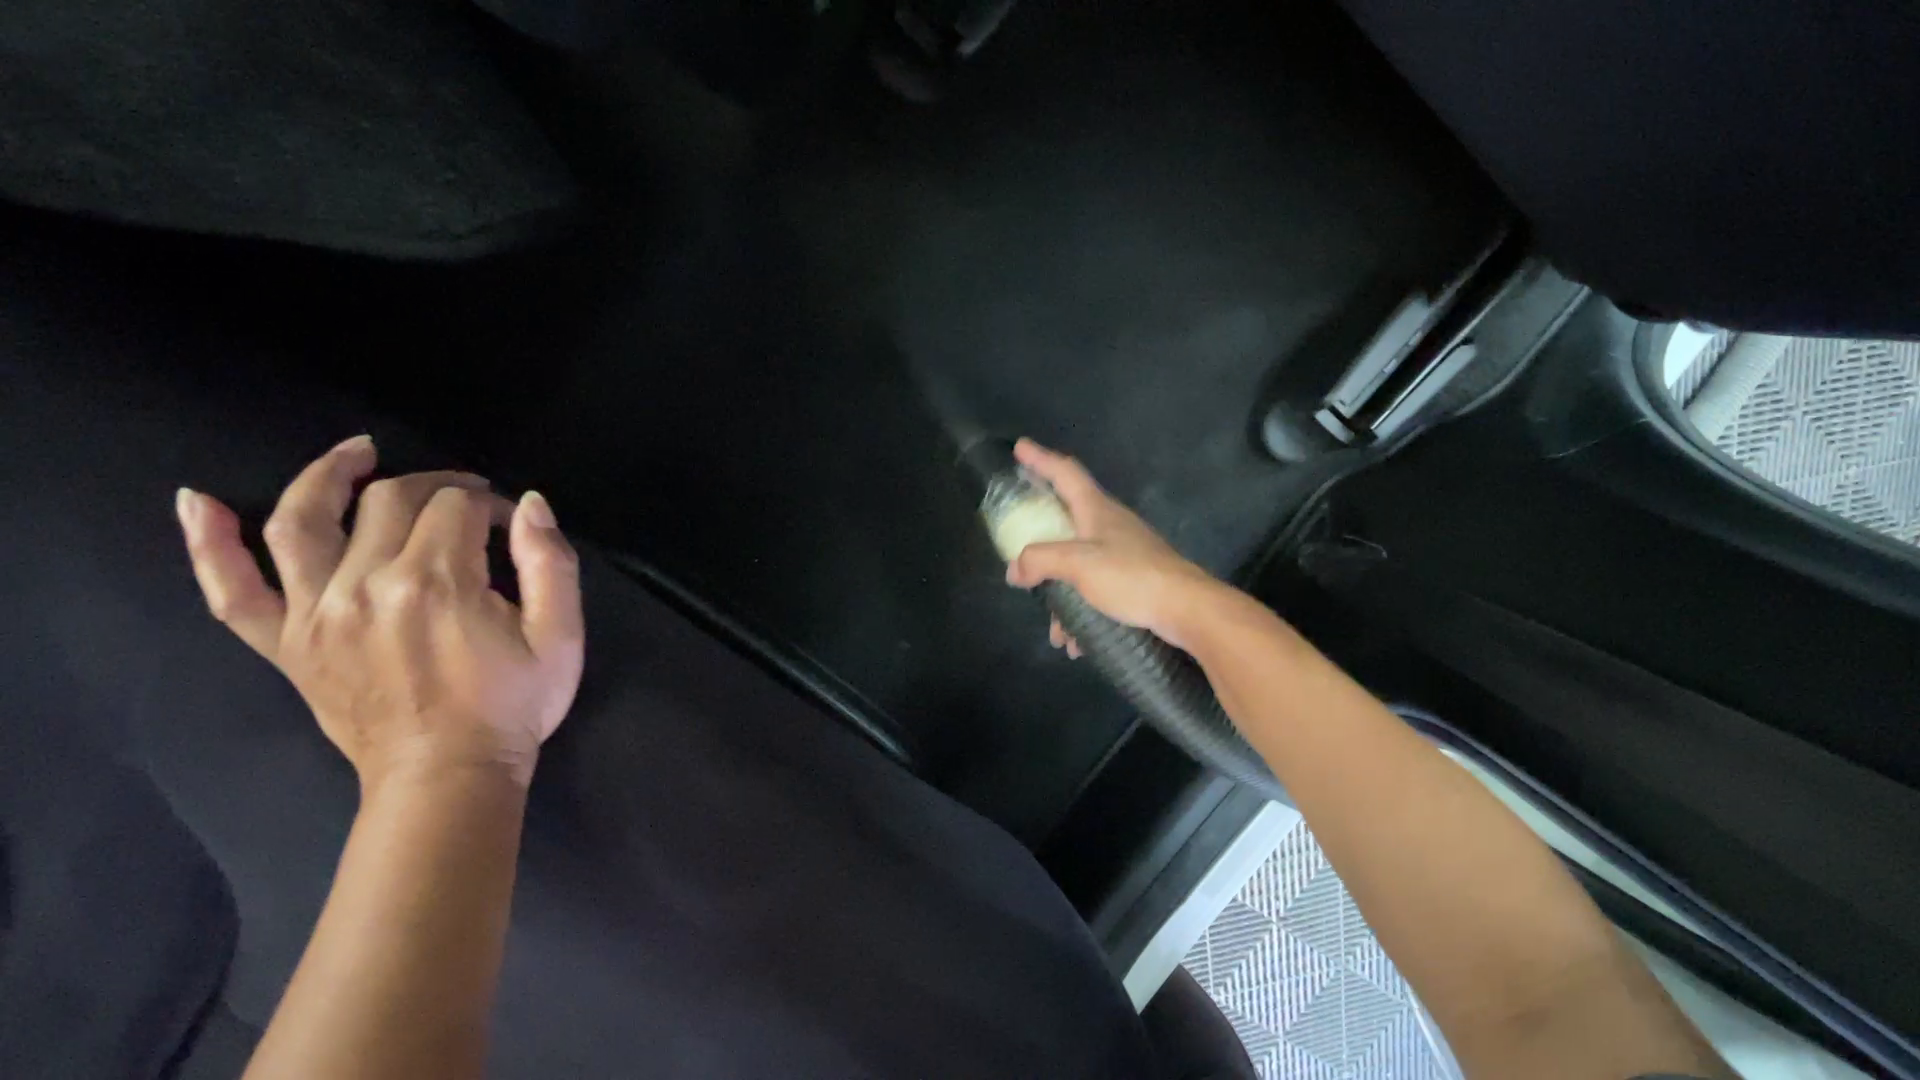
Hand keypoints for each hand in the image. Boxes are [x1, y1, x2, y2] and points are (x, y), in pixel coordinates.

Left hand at [175, 435, 585, 790]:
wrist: (447, 779)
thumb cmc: (511, 708)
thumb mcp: (561, 638)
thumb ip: (550, 563)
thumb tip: (528, 504)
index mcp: (438, 582)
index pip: (459, 505)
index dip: (491, 503)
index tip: (511, 526)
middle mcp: (365, 585)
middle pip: (390, 500)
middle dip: (436, 486)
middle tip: (467, 502)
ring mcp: (314, 614)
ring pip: (302, 521)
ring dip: (326, 476)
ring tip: (356, 453)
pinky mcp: (285, 644)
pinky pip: (231, 591)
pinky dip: (207, 545)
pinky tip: (196, 501)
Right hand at [1003, 438, 1234, 651]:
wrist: (1186, 609)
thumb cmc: (1131, 576)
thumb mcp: (1077, 564)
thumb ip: (1040, 561)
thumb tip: (1015, 569)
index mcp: (1096, 509)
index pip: (1064, 472)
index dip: (1040, 459)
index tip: (1019, 448)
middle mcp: (1109, 524)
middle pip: (1067, 517)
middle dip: (1041, 535)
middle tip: (1020, 543)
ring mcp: (1122, 552)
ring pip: (1078, 563)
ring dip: (1061, 593)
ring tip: (1054, 629)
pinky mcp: (1132, 579)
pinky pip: (1094, 590)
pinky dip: (1080, 611)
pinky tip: (1075, 641)